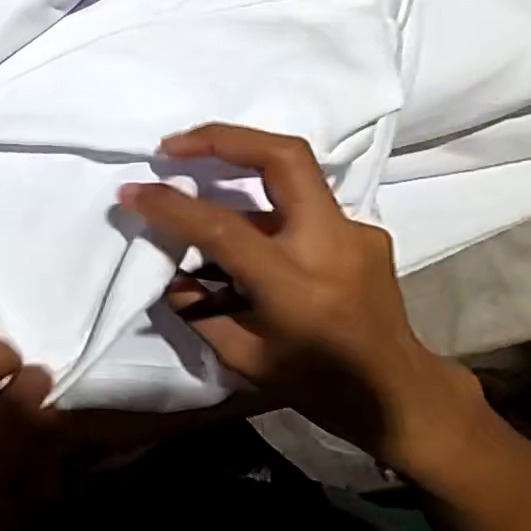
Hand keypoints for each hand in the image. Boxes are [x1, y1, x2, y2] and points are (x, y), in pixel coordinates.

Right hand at [118, 123, 487, 476]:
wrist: (399, 393)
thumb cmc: (318, 387)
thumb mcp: (245, 360)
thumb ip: (199, 311)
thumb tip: (169, 271)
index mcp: (296, 288)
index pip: (224, 229)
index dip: (172, 206)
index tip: (132, 191)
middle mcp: (331, 245)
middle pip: (284, 156)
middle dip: (223, 138)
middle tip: (174, 145)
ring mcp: (356, 230)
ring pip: (295, 173)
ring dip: (242, 167)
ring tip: (202, 184)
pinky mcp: (366, 230)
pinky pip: (305, 205)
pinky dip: (270, 208)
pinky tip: (258, 235)